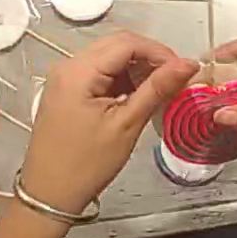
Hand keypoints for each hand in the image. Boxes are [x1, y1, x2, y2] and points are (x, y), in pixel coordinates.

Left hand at [20, 31, 199, 213]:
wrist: (49, 194)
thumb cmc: (85, 165)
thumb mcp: (127, 125)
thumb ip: (157, 89)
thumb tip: (187, 65)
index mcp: (79, 71)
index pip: (127, 43)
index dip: (159, 52)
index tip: (182, 71)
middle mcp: (68, 67)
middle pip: (117, 45)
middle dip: (149, 59)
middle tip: (174, 81)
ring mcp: (65, 78)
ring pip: (110, 58)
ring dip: (136, 70)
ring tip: (158, 93)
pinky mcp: (67, 91)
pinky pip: (100, 74)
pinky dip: (122, 81)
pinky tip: (137, 99)